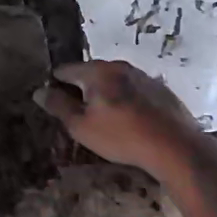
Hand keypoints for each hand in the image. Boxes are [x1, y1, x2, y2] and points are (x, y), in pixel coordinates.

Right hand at [38, 61, 206, 177]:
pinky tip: (128, 121)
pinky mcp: (162, 90)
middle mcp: (120, 67)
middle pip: (90, 73)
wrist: (177, 149)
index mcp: (98, 71)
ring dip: (104, 95)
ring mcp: (144, 77)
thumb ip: (57, 106)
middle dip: (80, 89)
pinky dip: (124, 100)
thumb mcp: (80, 126)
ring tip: (103, 118)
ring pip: (113, 82)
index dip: (55, 85)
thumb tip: (39, 91)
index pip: (65, 70)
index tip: (53, 103)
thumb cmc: (121, 136)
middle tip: (77, 114)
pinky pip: (133, 90)